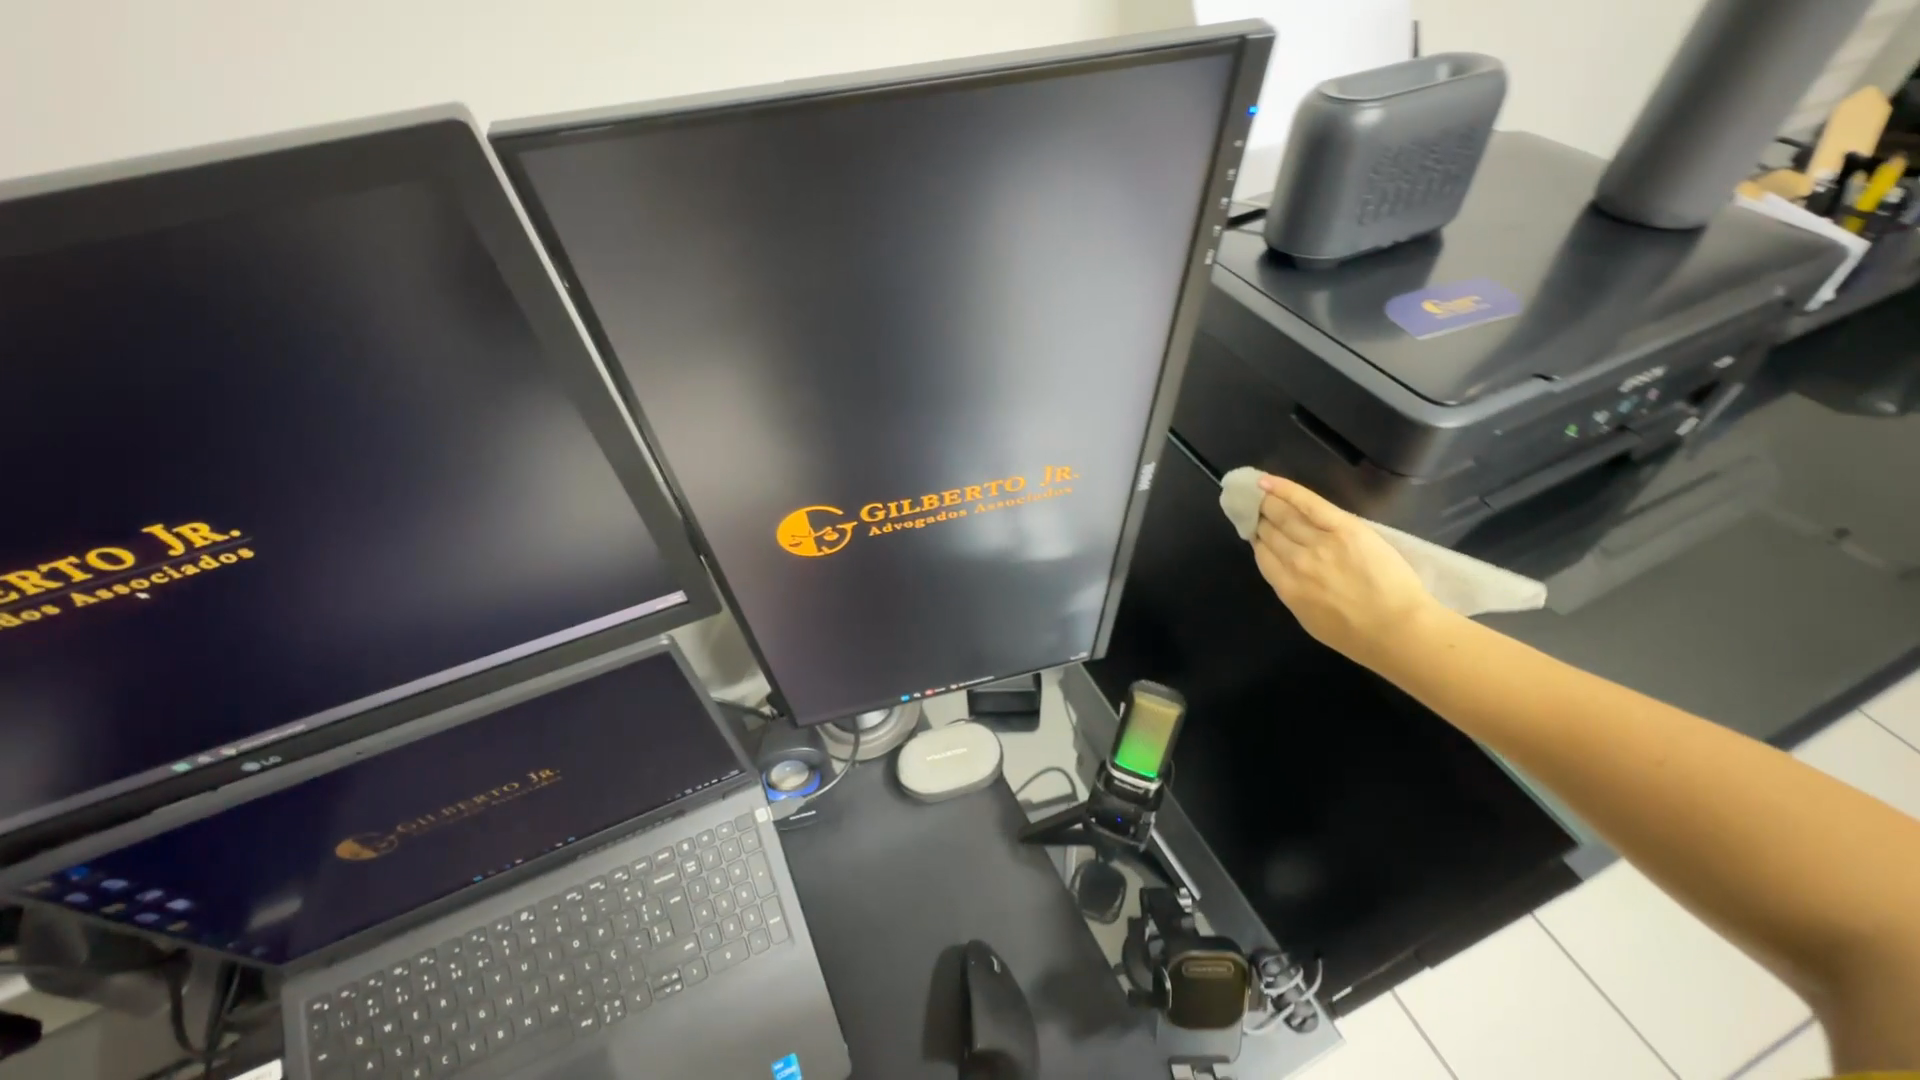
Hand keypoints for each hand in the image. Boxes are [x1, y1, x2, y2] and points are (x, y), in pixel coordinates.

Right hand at [1250, 474, 1444, 666]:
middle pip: (1271, 531)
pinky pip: (1307, 503)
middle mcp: (1296, 562)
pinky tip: (1266, 481)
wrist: (1398, 630)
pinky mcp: (1343, 528)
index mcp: (1287, 587)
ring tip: (1258, 491)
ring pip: (1284, 516)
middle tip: (1252, 504)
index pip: (1263, 554)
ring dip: (1268, 502)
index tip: (1255, 529)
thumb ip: (1293, 592)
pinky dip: (1285, 490)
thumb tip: (1284, 571)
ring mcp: (1319, 543)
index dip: (1257, 538)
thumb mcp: (1311, 621)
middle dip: (1259, 516)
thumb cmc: (1358, 636)